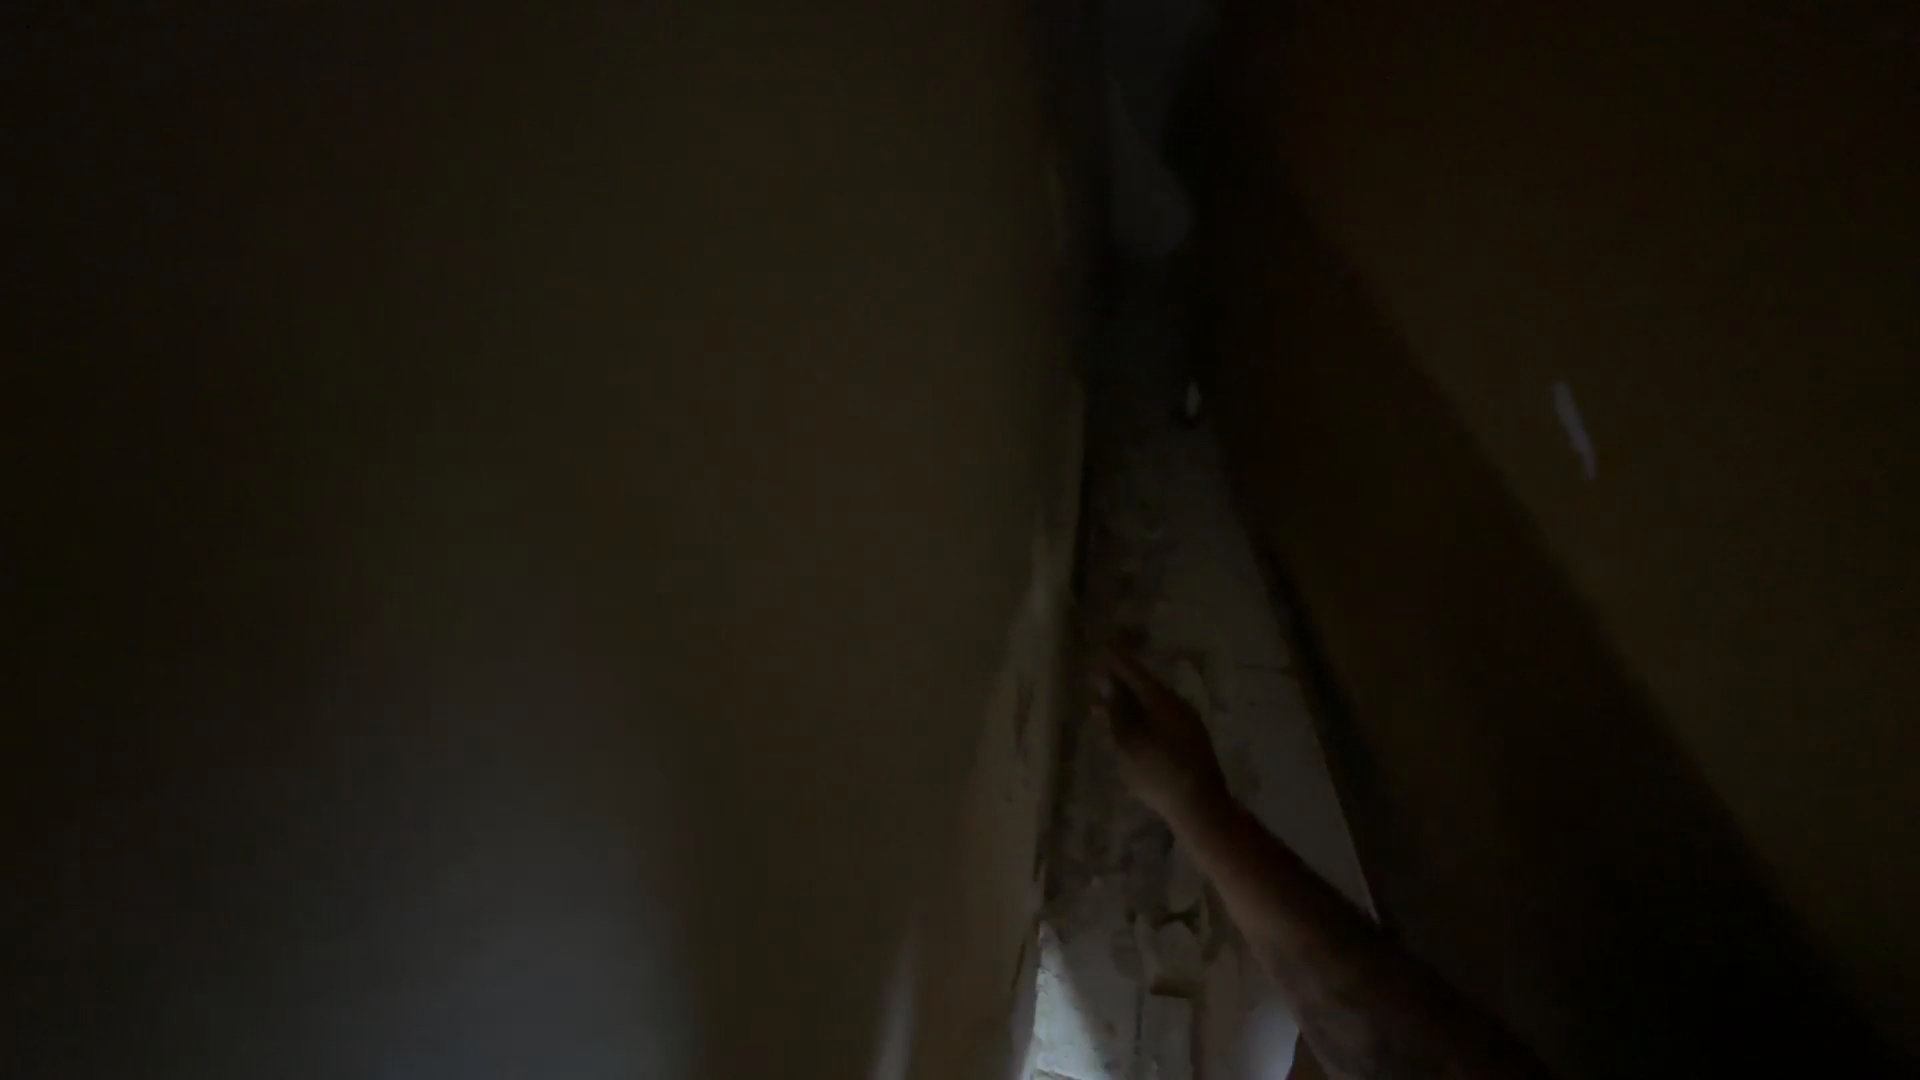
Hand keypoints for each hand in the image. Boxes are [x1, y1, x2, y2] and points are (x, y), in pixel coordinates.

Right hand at [1096, 647, 1231, 824]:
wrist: (1201, 808)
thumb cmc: (1159, 773)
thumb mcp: (1129, 741)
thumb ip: (1117, 709)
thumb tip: (1106, 682)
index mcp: (1163, 700)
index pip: (1135, 671)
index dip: (1115, 661)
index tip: (1099, 649)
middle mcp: (1178, 704)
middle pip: (1145, 684)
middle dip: (1121, 680)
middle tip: (1097, 676)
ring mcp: (1188, 722)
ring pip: (1153, 701)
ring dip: (1130, 699)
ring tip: (1106, 703)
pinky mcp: (1191, 739)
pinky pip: (1161, 715)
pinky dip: (1141, 713)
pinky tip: (1130, 724)